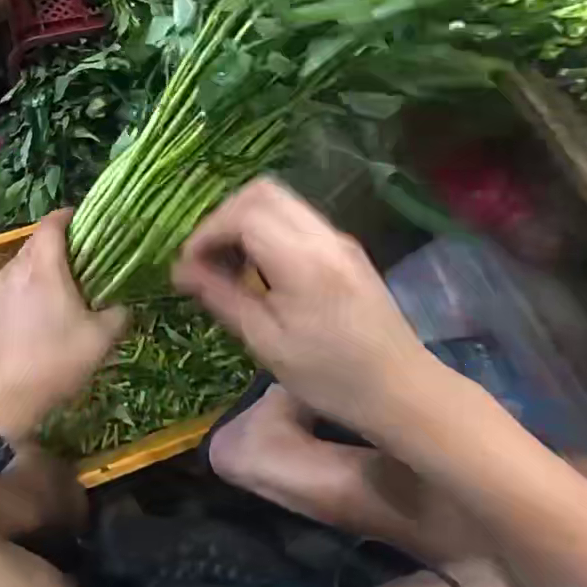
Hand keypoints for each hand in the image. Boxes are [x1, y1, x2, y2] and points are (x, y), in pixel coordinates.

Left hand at [0, 210, 127, 442]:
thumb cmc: (53, 365)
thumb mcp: (99, 341)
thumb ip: (117, 314)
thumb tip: (123, 303)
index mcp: (42, 267)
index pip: (53, 223)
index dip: (69, 216)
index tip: (85, 222)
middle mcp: (12, 268)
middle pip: (36, 243)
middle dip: (57, 246)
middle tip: (79, 263)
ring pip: (19, 265)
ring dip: (38, 270)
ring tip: (56, 292)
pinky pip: (5, 285)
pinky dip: (20, 289)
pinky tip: (30, 314)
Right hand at [173, 178, 454, 436]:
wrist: (406, 394)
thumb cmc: (332, 378)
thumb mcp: (266, 342)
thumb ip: (220, 296)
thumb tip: (180, 270)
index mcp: (303, 261)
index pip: (242, 215)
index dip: (206, 233)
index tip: (189, 265)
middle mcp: (323, 237)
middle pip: (260, 192)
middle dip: (222, 217)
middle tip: (207, 255)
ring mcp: (337, 237)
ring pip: (277, 199)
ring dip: (243, 219)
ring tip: (228, 260)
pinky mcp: (343, 246)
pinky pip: (293, 216)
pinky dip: (264, 228)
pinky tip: (256, 266)